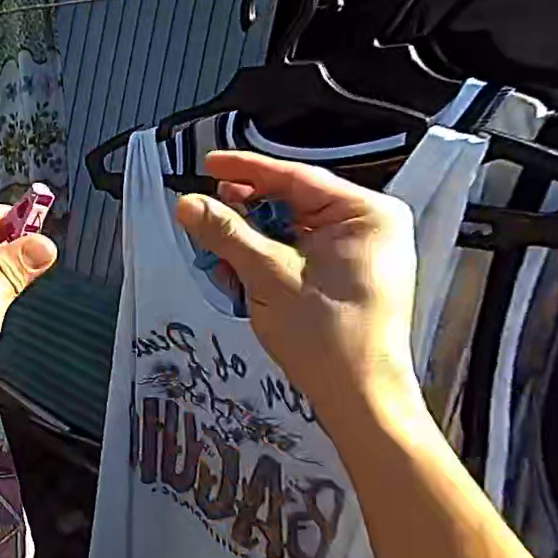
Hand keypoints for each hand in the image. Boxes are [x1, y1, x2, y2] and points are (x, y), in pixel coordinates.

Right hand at [176, 151, 420, 423]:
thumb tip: (191, 205)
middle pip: (290, 203)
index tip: (211, 164)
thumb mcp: (269, 276)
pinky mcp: (343, 275)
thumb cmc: (332, 337)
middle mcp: (367, 227)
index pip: (295, 177)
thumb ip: (226, 234)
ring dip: (250, 241)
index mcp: (365, 214)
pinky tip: (242, 274)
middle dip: (245, 213)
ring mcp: (357, 252)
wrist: (357, 393)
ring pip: (289, 230)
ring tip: (222, 256)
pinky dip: (265, 260)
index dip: (246, 170)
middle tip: (207, 213)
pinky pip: (296, 253)